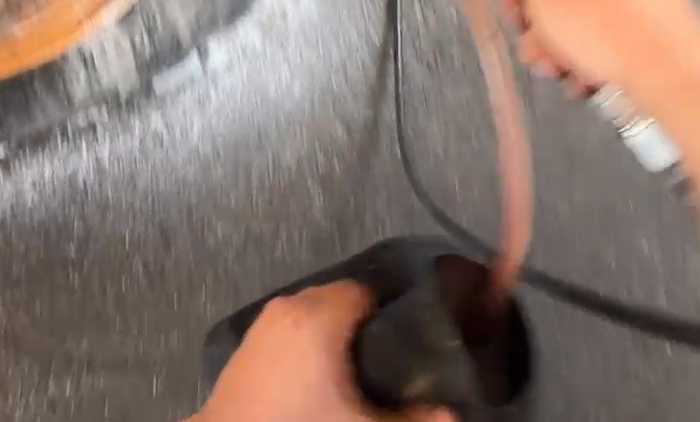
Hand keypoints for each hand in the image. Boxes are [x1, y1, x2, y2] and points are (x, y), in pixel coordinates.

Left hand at [192, 282, 452, 421]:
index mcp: (317, 316)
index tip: (415, 339)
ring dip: (337, 340)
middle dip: (368, 328)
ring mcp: (262, 325)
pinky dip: (310, 349)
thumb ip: (416, 420)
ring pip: (312, 317)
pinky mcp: (247, 348)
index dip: (394, 312)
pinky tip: (324, 385)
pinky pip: (290, 334)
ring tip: (362, 378)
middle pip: (338, 301)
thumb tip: (452, 413)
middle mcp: (287, 308)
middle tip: (395, 365)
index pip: (365, 291)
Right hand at [467, 0, 699, 99]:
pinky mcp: (638, 21)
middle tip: (522, 20)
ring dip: (546, 34)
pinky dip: (576, 49)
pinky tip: (574, 68)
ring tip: (551, 57)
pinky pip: (590, 28)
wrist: (676, 82)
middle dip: (526, 3)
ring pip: (565, 4)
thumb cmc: (615, 29)